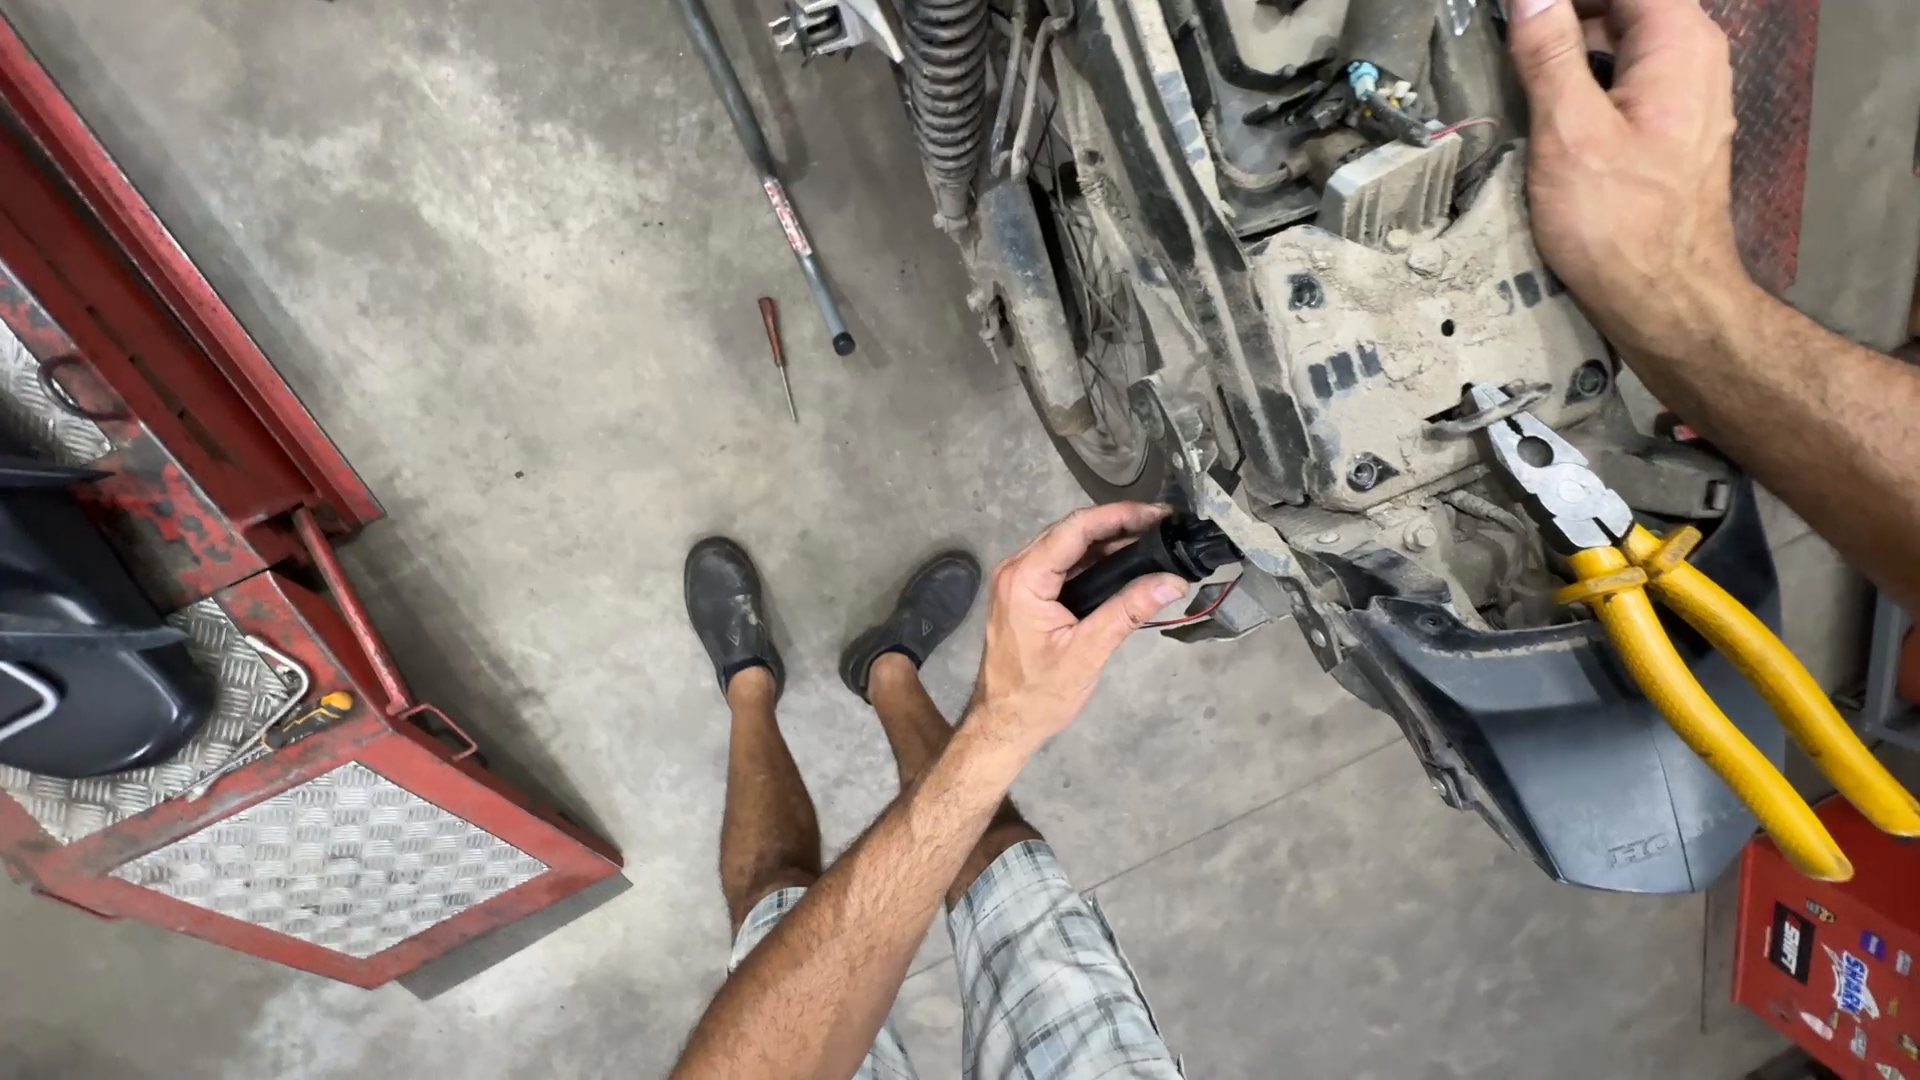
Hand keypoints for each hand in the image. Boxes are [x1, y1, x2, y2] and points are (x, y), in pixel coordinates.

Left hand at [969, 503, 1189, 752]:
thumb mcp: (1087, 653)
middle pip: (1071, 531)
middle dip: (1118, 524)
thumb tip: (1172, 581)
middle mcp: (1016, 569)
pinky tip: (1125, 563)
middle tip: (1163, 526)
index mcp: (1024, 578)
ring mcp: (1019, 580)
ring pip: (1068, 545)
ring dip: (1108, 541)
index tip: (1157, 515)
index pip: (1075, 529)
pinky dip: (1093, 560)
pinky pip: (1062, 564)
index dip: (1118, 516)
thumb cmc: (1039, 693)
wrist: (1004, 722)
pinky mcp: (1026, 593)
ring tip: (1152, 541)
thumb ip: (1127, 612)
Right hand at [1508, 0, 1756, 360]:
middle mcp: (1694, 59)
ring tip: (1517, 70)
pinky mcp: (1669, 133)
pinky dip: (1587, 83)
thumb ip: (1550, 58)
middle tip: (1505, 41)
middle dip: (1567, 17)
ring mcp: (1685, 97)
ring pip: (1626, 48)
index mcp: (1678, 44)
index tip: (1512, 13)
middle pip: (1629, 10)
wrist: (1657, 289)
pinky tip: (1550, 111)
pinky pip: (1628, 84)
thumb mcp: (1568, 132)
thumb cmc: (1611, 217)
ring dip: (1573, 51)